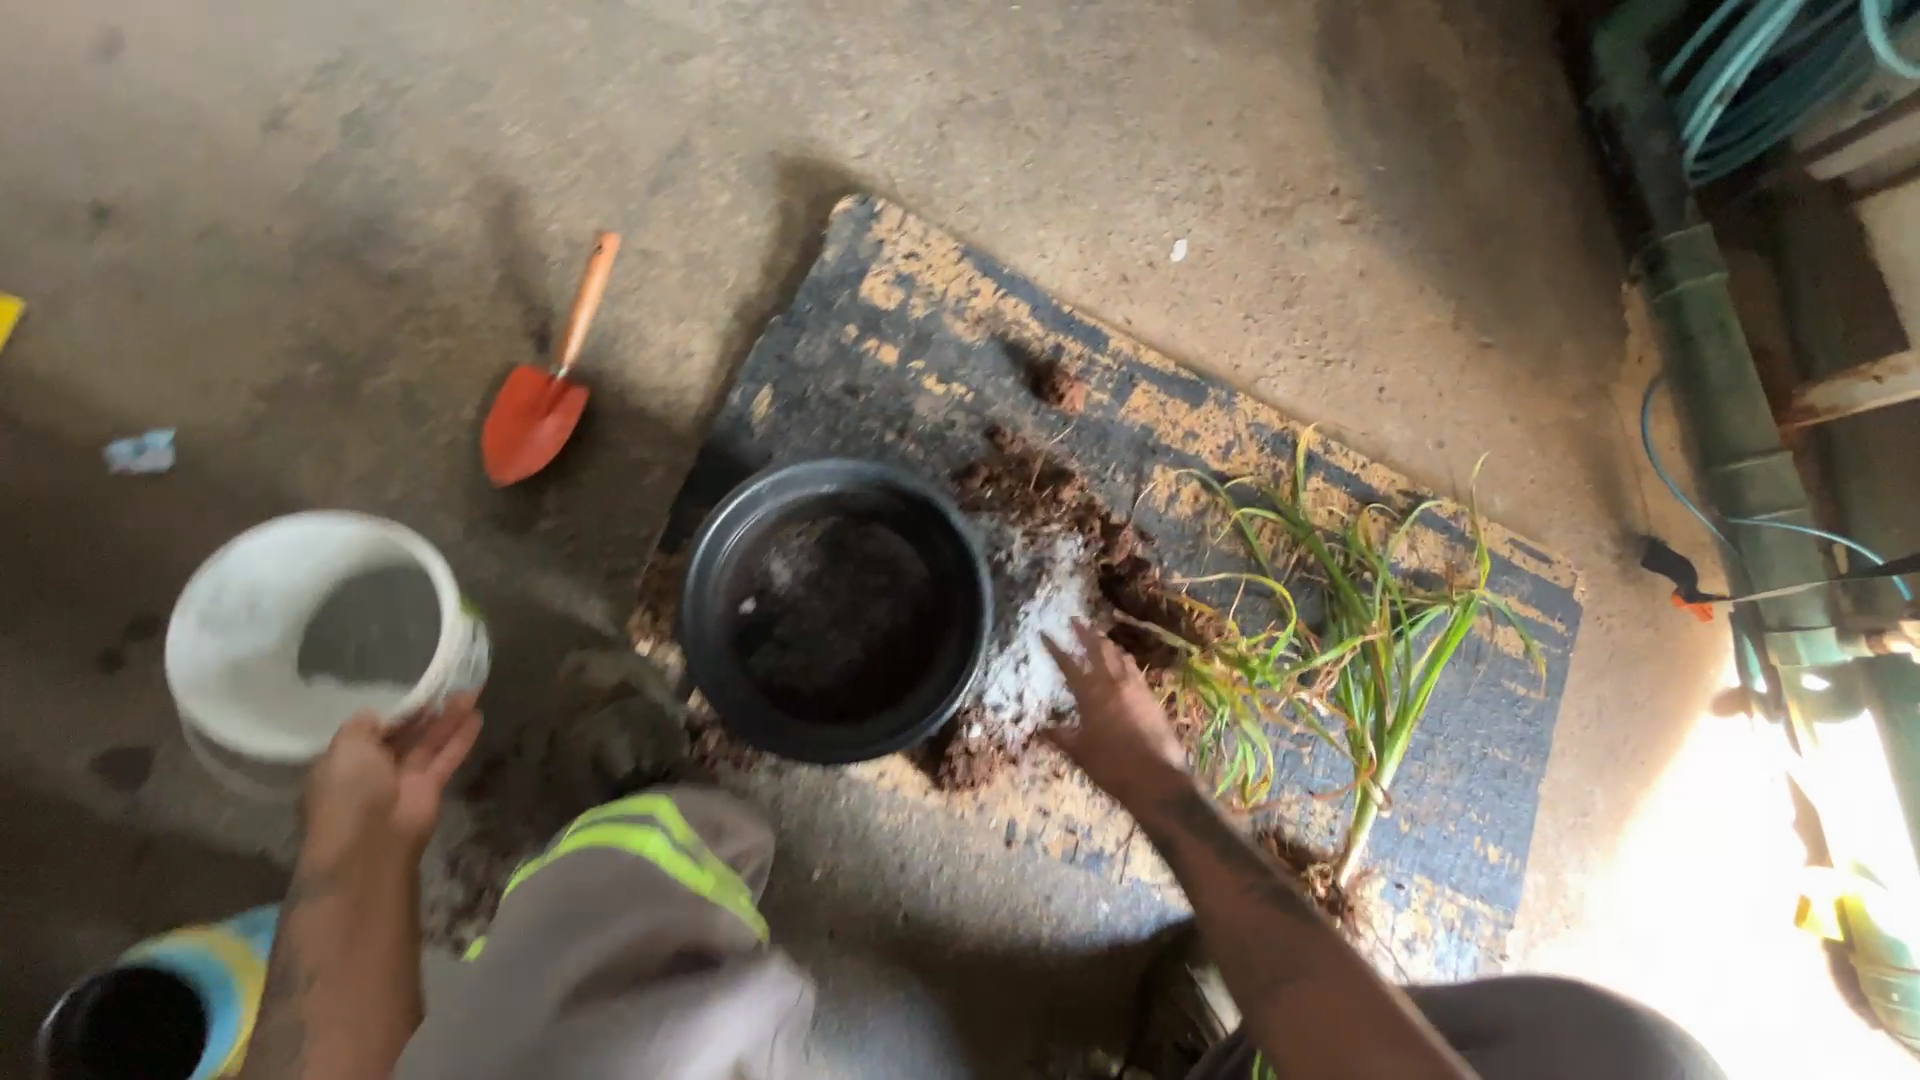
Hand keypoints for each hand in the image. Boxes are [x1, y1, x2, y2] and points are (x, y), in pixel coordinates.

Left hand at [303, 693, 482, 860]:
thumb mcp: (344, 750)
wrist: (369, 844)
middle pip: (404, 734)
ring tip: (470, 691)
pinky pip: (446, 756)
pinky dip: (461, 737)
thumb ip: (360, 727)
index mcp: (346, 760)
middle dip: (425, 711)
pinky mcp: (430, 787)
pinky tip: (478, 716)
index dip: (393, 711)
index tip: (414, 690)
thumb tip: (374, 712)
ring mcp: (404, 779)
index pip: (372, 730)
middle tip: (448, 685)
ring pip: (429, 741)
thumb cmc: (349, 793)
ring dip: (448, 718)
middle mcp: (374, 768)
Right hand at [1043, 619, 1189, 806]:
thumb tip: (1042, 728)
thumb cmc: (1111, 766)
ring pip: (1119, 655)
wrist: (1156, 778)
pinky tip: (1124, 662)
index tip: (1044, 633)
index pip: (1068, 663)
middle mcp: (1112, 682)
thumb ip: (1060, 736)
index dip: (1055, 647)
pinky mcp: (1151, 696)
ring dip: (1107, 643)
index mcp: (1090, 693)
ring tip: (1099, 636)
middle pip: (1097, 648)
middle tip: (1075, 619)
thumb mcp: (1079, 752)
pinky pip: (1134, 669)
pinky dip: (1124, 659)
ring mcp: (1135, 687)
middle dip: (1084, 632)